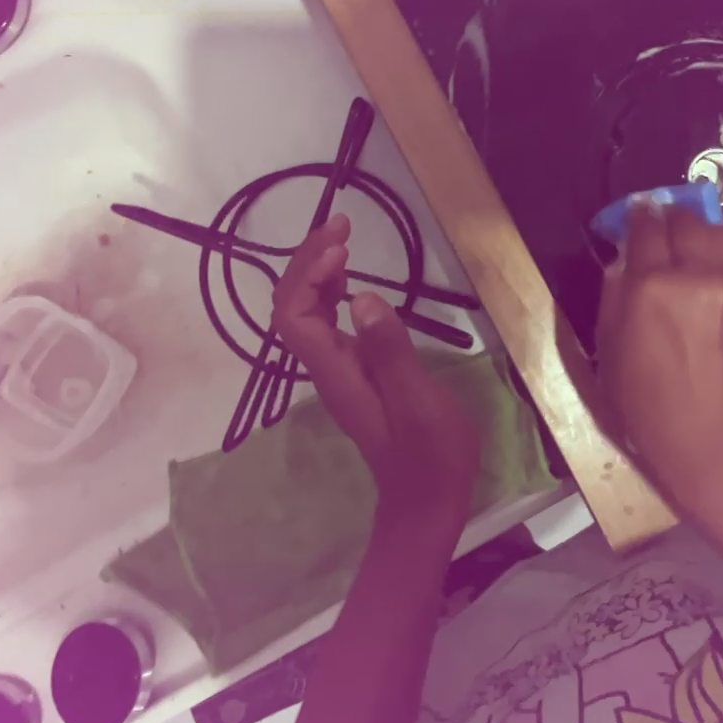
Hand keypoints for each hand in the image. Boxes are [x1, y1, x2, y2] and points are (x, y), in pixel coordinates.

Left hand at [273, 216, 482, 519]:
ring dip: (317, 274)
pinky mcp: (356, 375)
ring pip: (308, 315)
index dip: (307, 276)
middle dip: (308, 263)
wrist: (426, 499)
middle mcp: (328, 369)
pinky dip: (333, 294)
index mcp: (336, 373)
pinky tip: (350, 280)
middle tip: (341, 224)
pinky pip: (328, 325)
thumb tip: (364, 298)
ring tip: (342, 239)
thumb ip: (391, 352)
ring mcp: (340, 372)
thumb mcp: (418, 401)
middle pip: (293, 309)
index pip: (294, 316)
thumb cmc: (429, 453)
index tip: (342, 246)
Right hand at [595, 205, 722, 513]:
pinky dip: (711, 245)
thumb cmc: (642, 402)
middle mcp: (692, 274)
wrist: (705, 437)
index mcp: (650, 285)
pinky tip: (698, 256)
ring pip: (712, 230)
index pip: (645, 228)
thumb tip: (623, 260)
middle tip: (653, 222)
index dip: (635, 216)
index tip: (629, 214)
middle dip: (666, 215)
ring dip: (693, 224)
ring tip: (679, 232)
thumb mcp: (608, 347)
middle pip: (684, 220)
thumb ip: (614, 294)